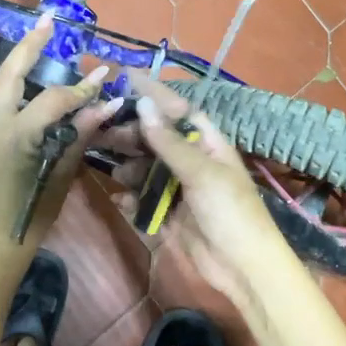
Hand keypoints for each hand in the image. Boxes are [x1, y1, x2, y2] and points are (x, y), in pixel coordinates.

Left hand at [0, 13, 123, 253]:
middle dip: (30, 45)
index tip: (102, 75)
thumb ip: (80, 132)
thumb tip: (108, 102)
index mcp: (19, 136)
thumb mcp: (62, 173)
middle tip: (46, 21)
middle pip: (10, 74)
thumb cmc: (34, 211)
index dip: (81, 89)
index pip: (54, 100)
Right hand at [119, 78, 295, 307]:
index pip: (177, 110)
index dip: (154, 94)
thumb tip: (145, 104)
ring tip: (112, 170)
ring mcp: (180, 189)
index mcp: (207, 144)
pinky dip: (132, 198)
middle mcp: (192, 161)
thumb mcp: (201, 172)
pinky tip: (122, 199)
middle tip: (101, 131)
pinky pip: (144, 199)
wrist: (243, 268)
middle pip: (156, 138)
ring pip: (145, 168)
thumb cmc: (231, 212)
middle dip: (131, 135)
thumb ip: (169, 142)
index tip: (125, 78)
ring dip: (128, 167)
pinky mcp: (168, 215)